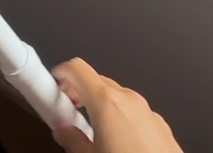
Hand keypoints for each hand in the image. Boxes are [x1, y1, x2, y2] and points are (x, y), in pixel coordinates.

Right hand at [51, 59, 182, 152]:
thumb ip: (72, 140)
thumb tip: (62, 130)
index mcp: (107, 101)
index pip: (76, 67)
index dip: (60, 74)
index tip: (51, 86)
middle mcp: (128, 99)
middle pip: (96, 82)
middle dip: (79, 95)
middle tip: (68, 115)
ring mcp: (148, 111)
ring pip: (117, 98)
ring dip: (102, 109)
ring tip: (95, 137)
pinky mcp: (161, 125)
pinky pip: (135, 113)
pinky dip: (122, 120)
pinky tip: (120, 146)